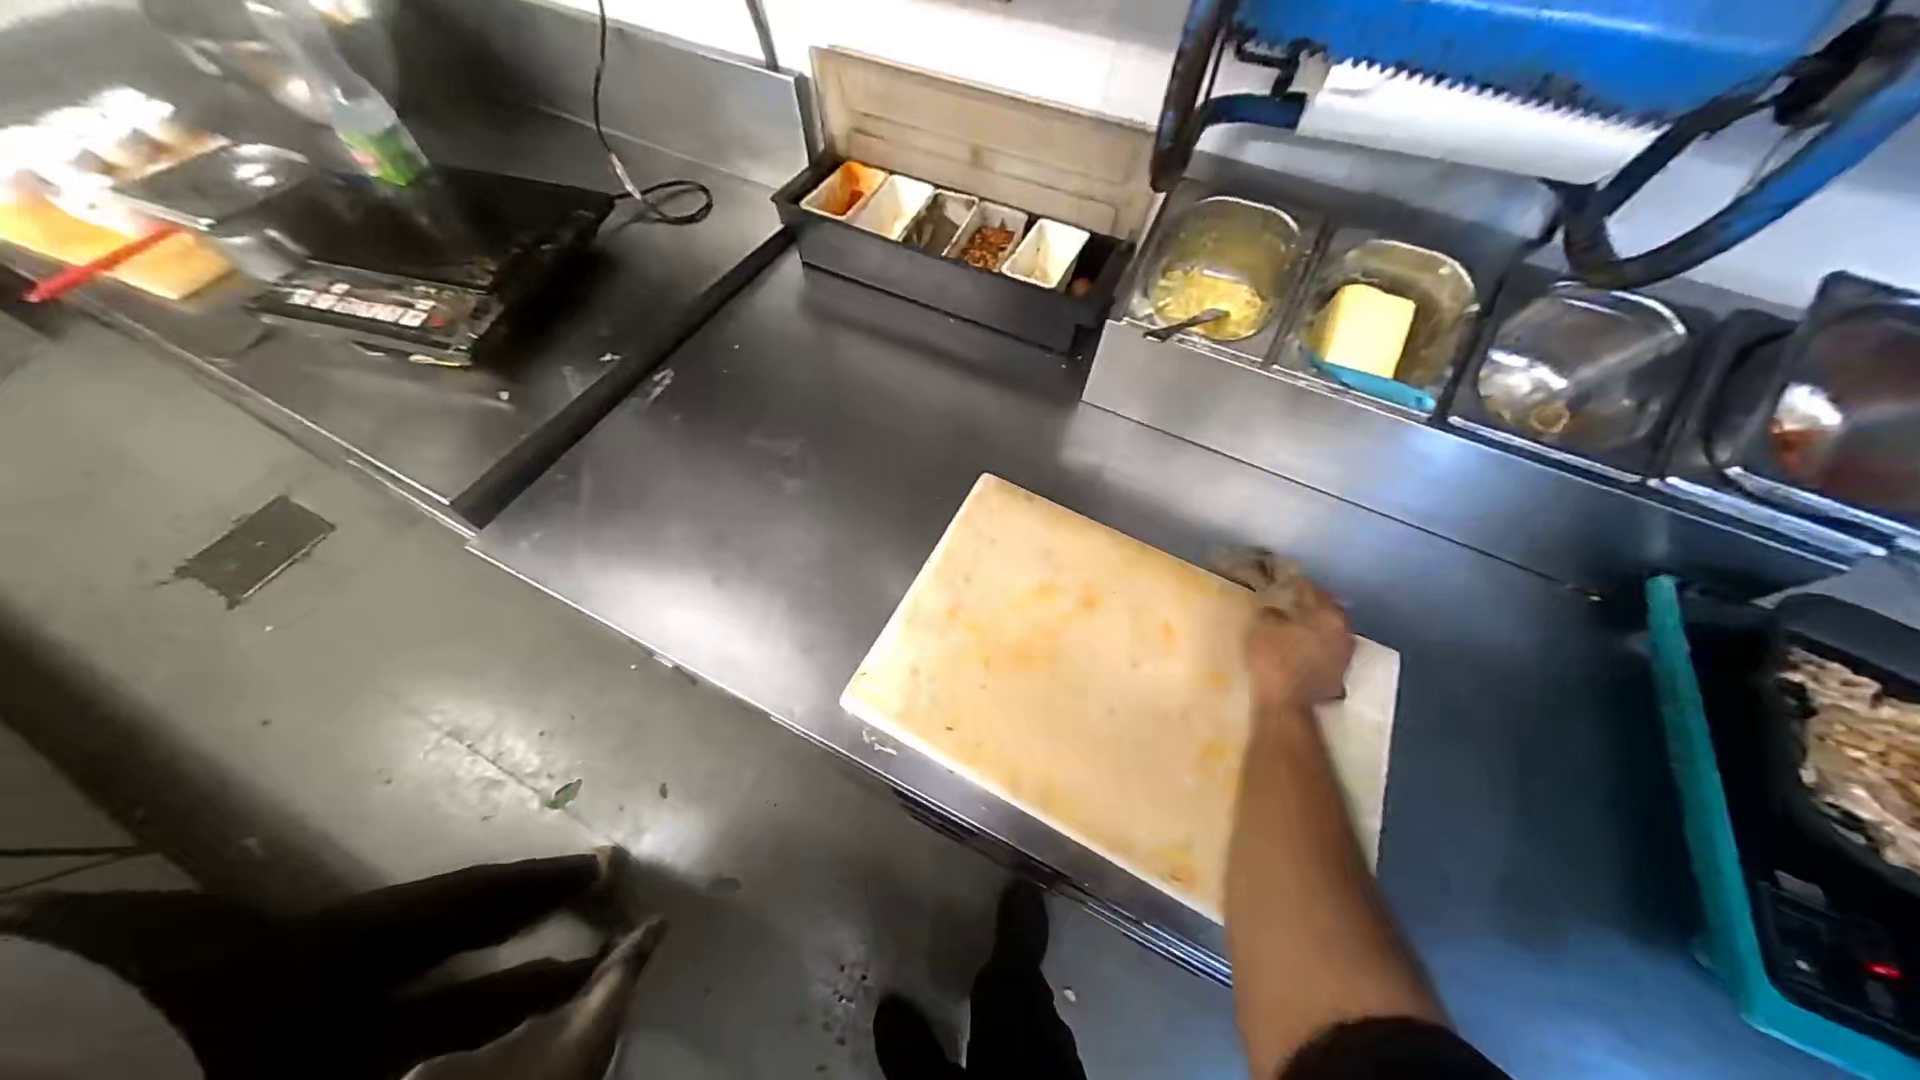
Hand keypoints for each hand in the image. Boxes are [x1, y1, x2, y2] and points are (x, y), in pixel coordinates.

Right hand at [1246, 576, 1353, 710]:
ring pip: (1329, 634)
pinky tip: (1301, 649)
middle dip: (1312, 607)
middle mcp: (1344, 633)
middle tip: (1293, 602)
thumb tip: (1275, 611)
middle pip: (1327, 612)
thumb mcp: (1263, 627)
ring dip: (1315, 629)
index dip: (1298, 584)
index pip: (1313, 591)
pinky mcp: (1337, 677)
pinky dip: (1315, 648)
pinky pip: (1326, 653)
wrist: (1286, 703)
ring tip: (1296, 626)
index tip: (1288, 580)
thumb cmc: (1274, 657)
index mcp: (1329, 615)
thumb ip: (1270, 613)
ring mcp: (1344, 657)